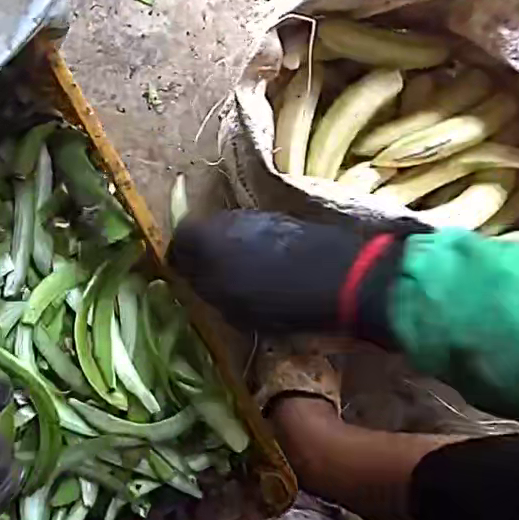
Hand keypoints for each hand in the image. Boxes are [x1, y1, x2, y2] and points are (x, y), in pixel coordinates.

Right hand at [168, 210, 428, 343]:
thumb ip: (200, 285)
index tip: (186, 284)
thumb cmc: (274, 296)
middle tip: (213, 285)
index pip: (177, 243)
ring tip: (244, 283)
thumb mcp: (226, 302)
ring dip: (232, 255)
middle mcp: (226, 217)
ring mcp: (258, 217)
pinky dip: (257, 255)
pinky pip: (258, 239)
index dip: (179, 264)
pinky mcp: (285, 223)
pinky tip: (271, 276)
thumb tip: (186, 275)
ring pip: (232, 236)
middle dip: (205, 256)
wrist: (341, 277)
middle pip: (205, 235)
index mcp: (203, 235)